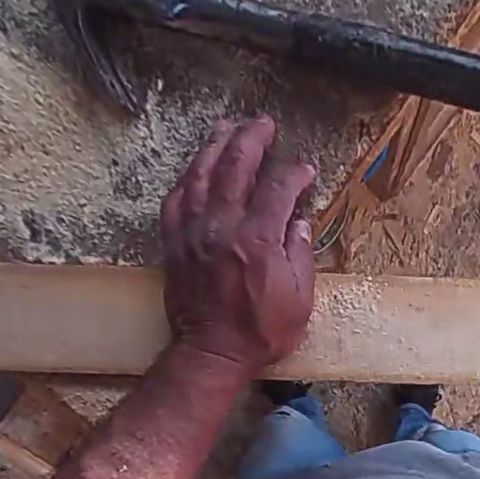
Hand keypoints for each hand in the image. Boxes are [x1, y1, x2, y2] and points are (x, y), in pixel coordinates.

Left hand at [160, 116, 317, 375]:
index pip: (278, 188)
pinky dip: (187, 179)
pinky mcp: (174, 244)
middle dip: (252, 138)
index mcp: (258, 240)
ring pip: (201, 174)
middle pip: (235, 166)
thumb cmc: (259, 332)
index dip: (294, 173)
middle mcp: (222, 227)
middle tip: (263, 124)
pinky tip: (195, 170)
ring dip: (216, 145)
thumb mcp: (298, 299)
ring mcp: (193, 233)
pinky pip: (175, 200)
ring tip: (228, 128)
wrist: (211, 354)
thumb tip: (299, 220)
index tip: (305, 172)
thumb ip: (300, 253)